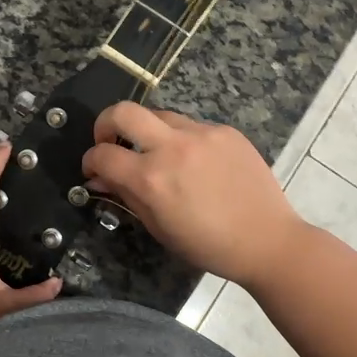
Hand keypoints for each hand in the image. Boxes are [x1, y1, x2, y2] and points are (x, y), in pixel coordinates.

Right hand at [81, 102, 313, 288]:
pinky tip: (196, 163)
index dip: (90, 161)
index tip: (94, 169)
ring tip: (158, 155)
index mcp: (151, 179)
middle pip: (124, 111)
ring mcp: (202, 134)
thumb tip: (100, 179)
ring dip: (148, 132)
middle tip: (110, 141)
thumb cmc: (207, 245)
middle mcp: (173, 147)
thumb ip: (126, 196)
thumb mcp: (158, 228)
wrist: (267, 239)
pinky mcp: (225, 131)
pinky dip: (183, 140)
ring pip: (160, 115)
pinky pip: (192, 126)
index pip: (103, 155)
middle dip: (106, 123)